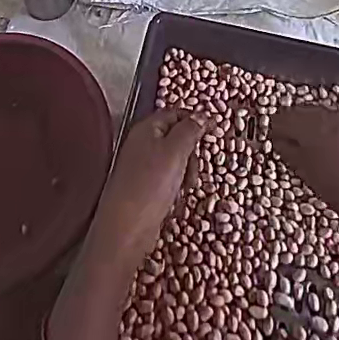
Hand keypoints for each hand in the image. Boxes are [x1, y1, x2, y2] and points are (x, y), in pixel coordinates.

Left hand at [84, 109, 205, 271]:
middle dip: (191, 153)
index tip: (211, 130)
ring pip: (175, 161)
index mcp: (146, 129)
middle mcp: (142, 144)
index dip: (194, 120)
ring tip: (184, 188)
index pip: (174, 113)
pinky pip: (168, 180)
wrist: (127, 226)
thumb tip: (201, 115)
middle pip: (176, 138)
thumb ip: (189, 130)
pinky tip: (174, 199)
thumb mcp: (176, 152)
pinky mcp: (144, 187)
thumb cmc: (149, 186)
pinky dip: (176, 187)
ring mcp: (142, 166)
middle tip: (193, 170)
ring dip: (185, 173)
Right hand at [269, 104, 338, 216]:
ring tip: (313, 146)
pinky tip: (336, 147)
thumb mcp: (306, 174)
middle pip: (302, 111)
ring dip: (314, 125)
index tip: (272, 138)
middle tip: (289, 141)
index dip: (274, 128)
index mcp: (309, 127)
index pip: (281, 117)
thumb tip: (277, 138)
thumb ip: (287, 150)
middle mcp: (329, 116)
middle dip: (293, 124)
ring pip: (323, 115)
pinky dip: (334, 130)